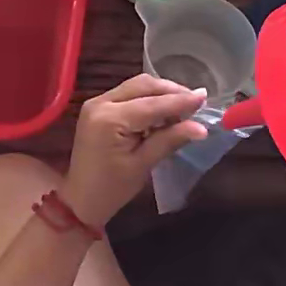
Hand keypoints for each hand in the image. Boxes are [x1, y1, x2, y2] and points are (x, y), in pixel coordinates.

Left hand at [62, 74, 207, 225]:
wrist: (81, 199)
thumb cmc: (112, 188)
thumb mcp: (143, 164)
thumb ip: (170, 140)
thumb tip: (201, 128)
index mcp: (110, 119)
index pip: (151, 104)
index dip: (180, 101)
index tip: (204, 97)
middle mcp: (101, 103)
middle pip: (142, 86)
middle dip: (170, 91)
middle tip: (195, 102)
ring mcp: (97, 102)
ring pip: (135, 86)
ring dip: (160, 93)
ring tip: (183, 107)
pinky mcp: (97, 107)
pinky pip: (127, 94)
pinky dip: (147, 98)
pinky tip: (162, 111)